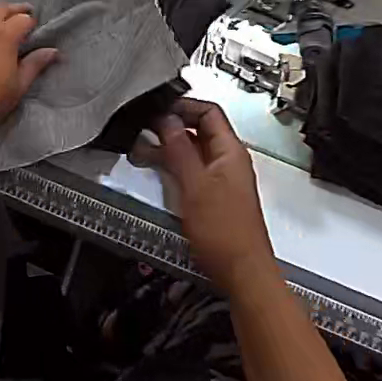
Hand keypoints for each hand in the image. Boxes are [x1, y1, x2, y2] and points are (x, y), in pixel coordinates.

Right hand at [145, 99, 274, 277]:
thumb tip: (166, 119)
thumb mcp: (195, 185)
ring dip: (167, 145)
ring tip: (140, 147)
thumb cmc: (224, 233)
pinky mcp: (210, 193)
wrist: (241, 274)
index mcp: (230, 152)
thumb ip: (179, 149)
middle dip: (169, 125)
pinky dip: (171, 163)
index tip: (156, 108)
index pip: (208, 111)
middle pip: (198, 128)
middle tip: (142, 126)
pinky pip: (189, 167)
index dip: (182, 106)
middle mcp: (227, 160)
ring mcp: (219, 177)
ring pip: (191, 148)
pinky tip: (153, 167)